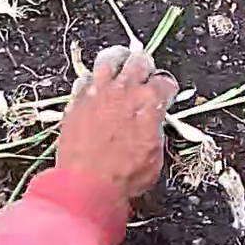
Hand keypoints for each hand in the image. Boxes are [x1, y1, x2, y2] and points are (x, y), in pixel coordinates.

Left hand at [56, 45, 177, 199]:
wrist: (87, 184)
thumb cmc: (125, 174)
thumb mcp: (155, 155)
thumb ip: (156, 129)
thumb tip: (153, 121)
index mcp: (150, 103)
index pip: (165, 82)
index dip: (167, 87)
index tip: (166, 93)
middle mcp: (125, 92)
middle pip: (139, 61)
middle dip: (145, 65)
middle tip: (144, 71)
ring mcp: (98, 93)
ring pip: (109, 60)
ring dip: (118, 61)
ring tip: (120, 66)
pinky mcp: (77, 101)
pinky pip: (84, 78)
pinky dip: (93, 81)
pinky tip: (96, 87)